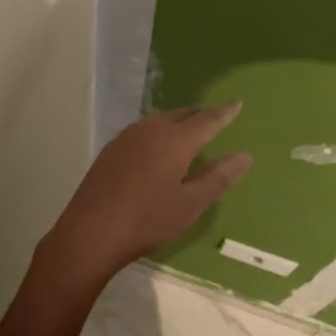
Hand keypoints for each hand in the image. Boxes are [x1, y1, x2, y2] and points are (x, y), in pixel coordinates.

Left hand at [36, 105, 252, 283]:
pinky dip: (160, 130)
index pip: (206, 119)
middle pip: (182, 114)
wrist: (91, 232)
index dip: (224, 112)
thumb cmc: (147, 220)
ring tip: (190, 128)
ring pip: (160, 119)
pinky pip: (144, 129)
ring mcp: (127, 137)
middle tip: (216, 116)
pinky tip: (158, 145)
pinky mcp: (112, 149)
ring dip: (179, 120)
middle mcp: (151, 129)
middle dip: (201, 114)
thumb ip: (218, 177)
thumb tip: (245, 155)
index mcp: (175, 140)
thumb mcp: (190, 204)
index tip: (237, 103)